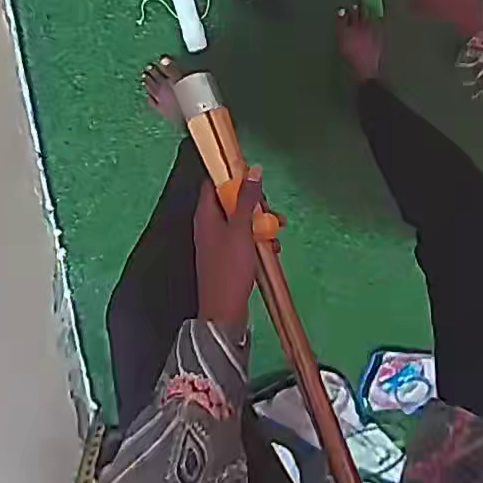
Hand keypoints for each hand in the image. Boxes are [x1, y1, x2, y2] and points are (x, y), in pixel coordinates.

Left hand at [193, 169, 264, 339]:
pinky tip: (271, 249)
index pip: (213, 183)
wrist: (224, 311)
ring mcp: (218, 241)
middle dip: (254, 204)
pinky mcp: (227, 256)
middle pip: (231, 202)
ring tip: (276, 232)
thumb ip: (247, 199)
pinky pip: (243, 238)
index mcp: (206, 214)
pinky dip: (257, 240)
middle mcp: (209, 225)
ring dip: (260, 223)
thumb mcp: (241, 229)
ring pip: (241, 220)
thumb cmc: (230, 267)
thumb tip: (253, 170)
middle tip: (270, 212)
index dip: (232, 177)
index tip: (253, 179)